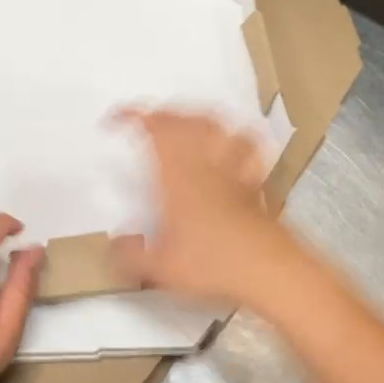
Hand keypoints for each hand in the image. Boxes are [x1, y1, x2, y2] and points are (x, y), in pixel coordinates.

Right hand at [114, 109, 319, 310]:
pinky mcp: (254, 181)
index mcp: (176, 175)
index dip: (131, 116)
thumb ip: (131, 256)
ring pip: (215, 126)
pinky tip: (232, 141)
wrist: (269, 269)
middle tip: (147, 120)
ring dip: (196, 116)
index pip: (153, 130)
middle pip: (185, 120)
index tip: (114, 119)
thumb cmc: (212, 263)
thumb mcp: (160, 267)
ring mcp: (232, 169)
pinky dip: (234, 137)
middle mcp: (204, 163)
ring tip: (185, 121)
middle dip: (162, 113)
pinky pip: (244, 146)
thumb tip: (115, 245)